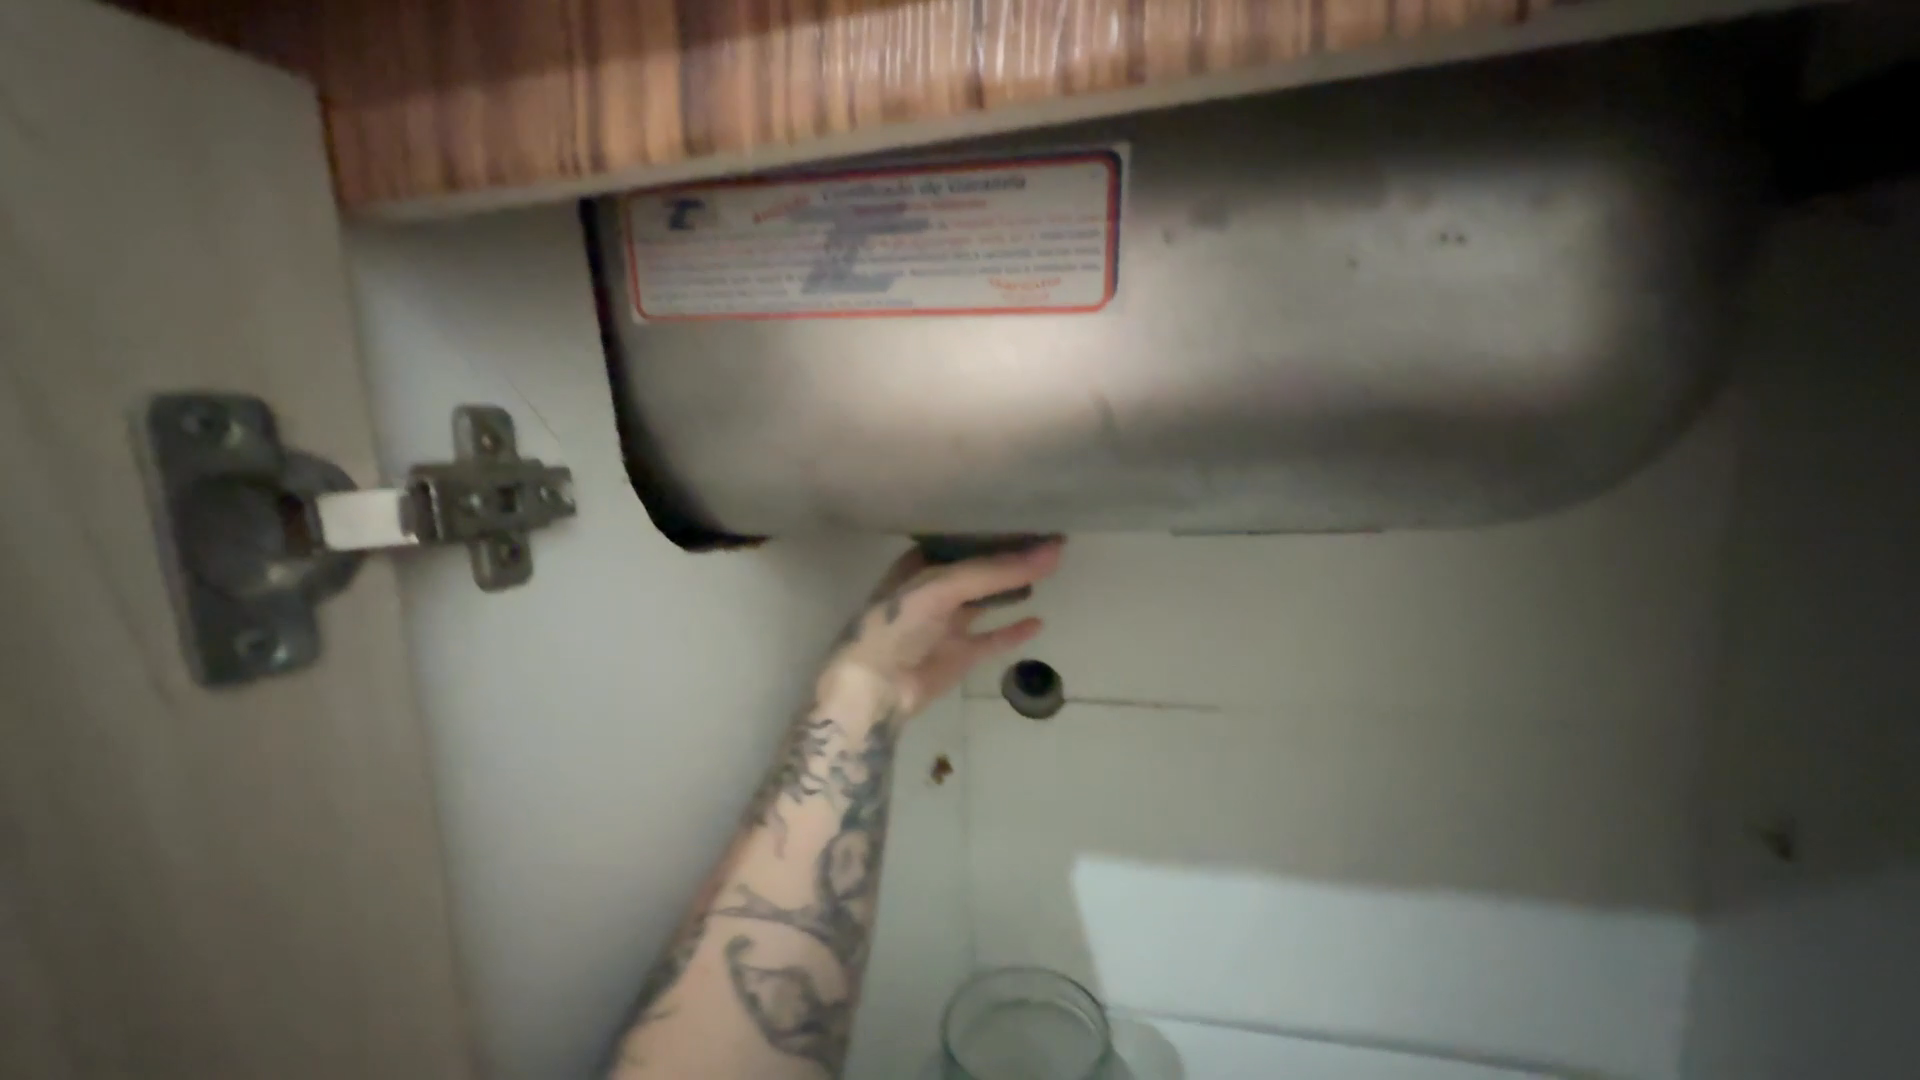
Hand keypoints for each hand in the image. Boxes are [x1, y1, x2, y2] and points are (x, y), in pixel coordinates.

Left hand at [821, 541, 1063, 720]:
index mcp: (918, 566)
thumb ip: (995, 570)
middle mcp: (933, 591)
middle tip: (1047, 539)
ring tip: (1050, 570)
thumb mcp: (942, 586)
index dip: (991, 529)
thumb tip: (1053, 551)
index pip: (961, 539)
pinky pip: (993, 639)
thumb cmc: (898, 624)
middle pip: (978, 569)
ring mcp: (947, 624)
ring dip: (1013, 588)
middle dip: (1007, 557)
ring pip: (987, 601)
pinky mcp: (960, 654)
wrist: (876, 687)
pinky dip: (1014, 631)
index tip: (1028, 515)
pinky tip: (1038, 621)